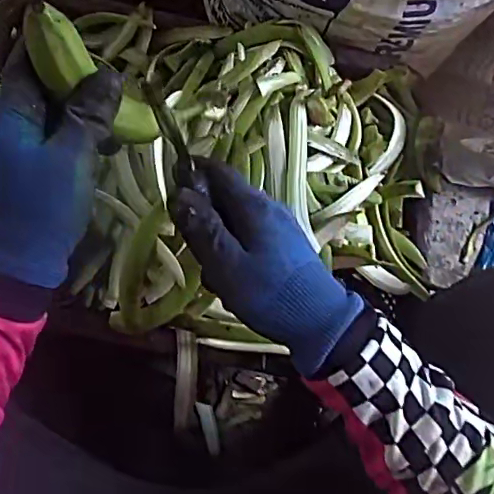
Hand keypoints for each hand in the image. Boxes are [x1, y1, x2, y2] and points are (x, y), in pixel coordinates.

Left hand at [0, 51, 119, 289]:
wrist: (27, 260)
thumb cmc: (45, 203)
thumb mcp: (71, 154)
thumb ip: (88, 112)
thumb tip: (109, 74)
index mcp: (13, 114)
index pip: (23, 63)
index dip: (44, 42)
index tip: (71, 27)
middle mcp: (16, 123)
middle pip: (42, 82)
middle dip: (74, 72)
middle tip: (107, 67)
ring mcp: (28, 143)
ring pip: (56, 107)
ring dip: (83, 101)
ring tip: (114, 99)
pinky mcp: (42, 161)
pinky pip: (63, 131)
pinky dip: (84, 126)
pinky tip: (109, 134)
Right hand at [172, 158, 364, 375]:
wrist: (321, 323)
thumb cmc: (269, 293)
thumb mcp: (226, 265)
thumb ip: (203, 228)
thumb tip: (179, 194)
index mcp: (253, 205)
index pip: (218, 170)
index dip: (192, 171)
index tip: (171, 185)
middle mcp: (268, 206)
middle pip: (225, 195)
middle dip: (202, 213)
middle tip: (190, 245)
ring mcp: (280, 225)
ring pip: (236, 218)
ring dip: (217, 237)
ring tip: (213, 272)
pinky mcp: (285, 243)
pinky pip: (250, 235)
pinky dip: (234, 249)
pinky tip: (233, 280)